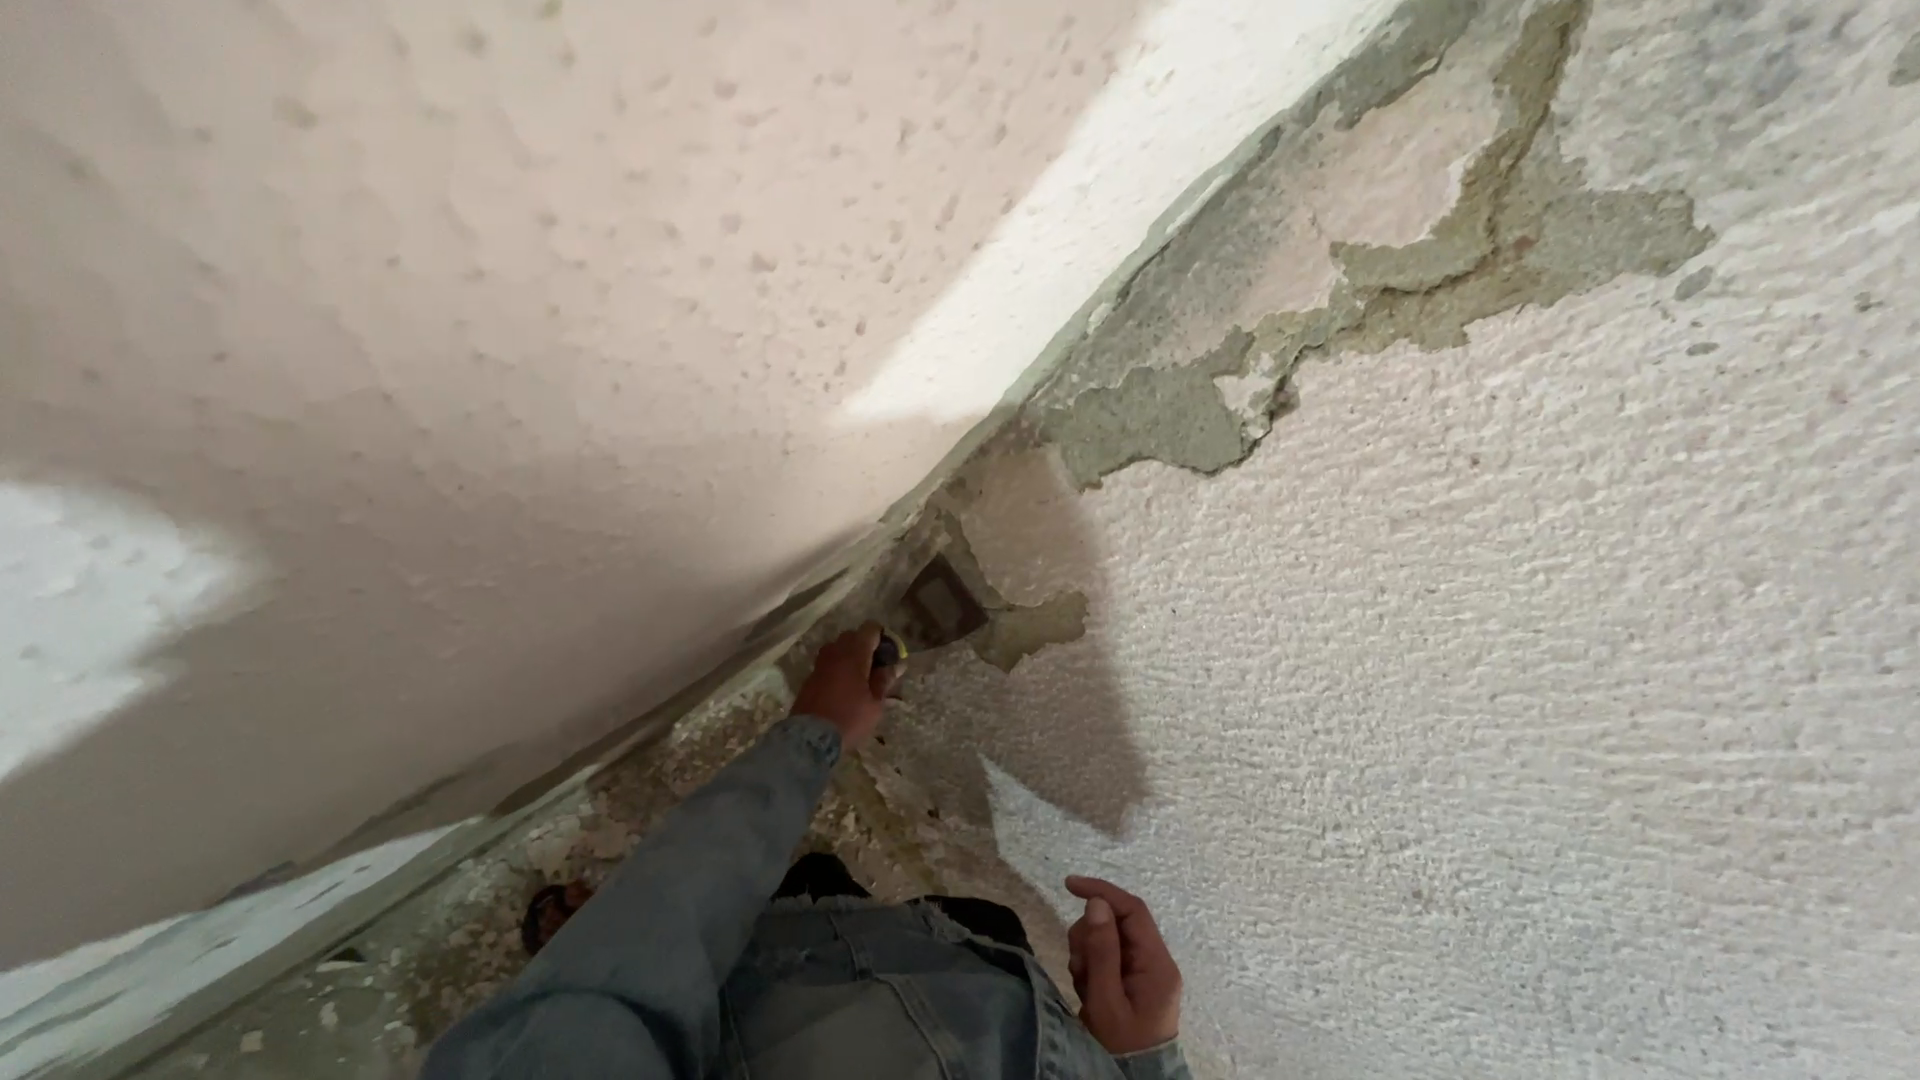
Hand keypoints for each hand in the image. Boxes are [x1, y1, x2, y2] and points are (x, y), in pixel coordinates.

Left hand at [790, 623, 893, 750]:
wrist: (810, 738)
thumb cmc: (849, 718)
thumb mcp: (875, 703)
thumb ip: (884, 680)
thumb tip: (896, 665)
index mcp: (854, 654)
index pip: (870, 629)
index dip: (882, 637)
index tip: (889, 653)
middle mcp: (835, 652)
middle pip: (852, 636)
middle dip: (866, 645)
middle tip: (877, 666)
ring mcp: (820, 664)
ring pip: (837, 648)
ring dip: (850, 655)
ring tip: (861, 677)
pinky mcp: (810, 677)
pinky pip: (828, 663)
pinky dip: (838, 667)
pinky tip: (845, 687)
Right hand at [1066, 875, 1182, 1055]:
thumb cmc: (1121, 1044)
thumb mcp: (1106, 1000)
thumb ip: (1102, 950)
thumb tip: (1097, 902)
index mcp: (1157, 964)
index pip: (1133, 910)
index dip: (1102, 891)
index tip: (1069, 885)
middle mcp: (1154, 961)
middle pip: (1116, 922)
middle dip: (1089, 934)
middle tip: (1079, 966)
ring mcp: (1143, 971)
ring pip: (1107, 937)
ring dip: (1087, 952)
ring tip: (1084, 984)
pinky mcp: (1131, 980)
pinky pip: (1106, 955)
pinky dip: (1090, 965)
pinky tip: (1087, 989)